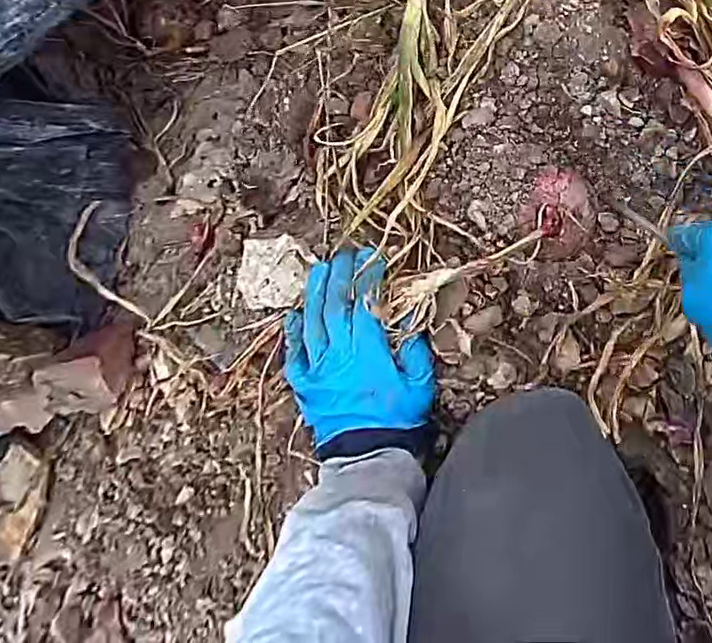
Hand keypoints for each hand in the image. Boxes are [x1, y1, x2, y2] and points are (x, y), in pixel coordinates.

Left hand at [284, 248, 433, 447]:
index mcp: (368, 352)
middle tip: (344, 255)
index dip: (368, 277)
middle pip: (333, 307)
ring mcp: (318, 370)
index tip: (373, 258)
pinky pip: (294, 355)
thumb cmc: (399, 415)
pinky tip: (294, 315)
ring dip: (315, 295)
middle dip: (339, 277)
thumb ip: (413, 345)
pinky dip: (293, 333)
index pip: (364, 304)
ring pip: (311, 325)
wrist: (368, 456)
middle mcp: (338, 356)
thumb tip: (408, 313)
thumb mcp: (419, 380)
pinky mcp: (306, 385)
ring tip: (319, 271)